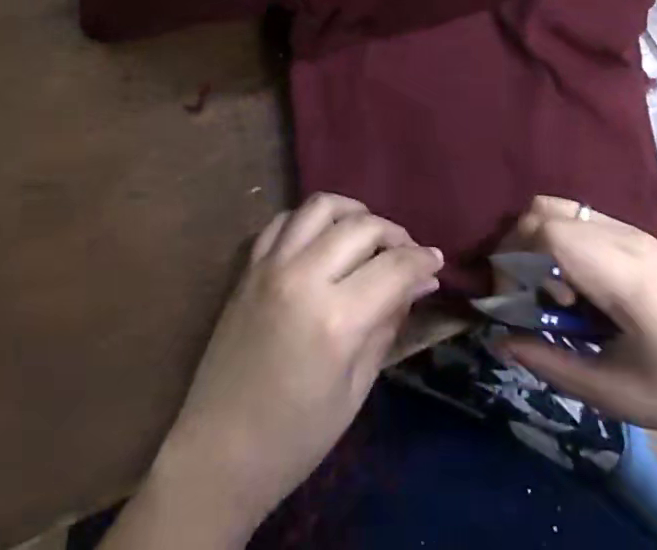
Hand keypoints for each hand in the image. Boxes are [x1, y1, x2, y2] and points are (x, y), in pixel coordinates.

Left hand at [137, 194, 442, 540]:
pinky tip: (324, 242)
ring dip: (354, 213)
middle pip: (362, 226)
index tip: (437, 262)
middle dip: (395, 234)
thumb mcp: (357, 387)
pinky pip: (284, 220)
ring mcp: (270, 266)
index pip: (395, 266)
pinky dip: (311, 221)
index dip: (424, 260)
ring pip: (321, 206)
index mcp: (336, 319)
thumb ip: (389, 323)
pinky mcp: (247, 268)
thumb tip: (422, 282)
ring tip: (368, 236)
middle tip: (408, 255)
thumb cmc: (297, 436)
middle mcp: (302, 278)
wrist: (219, 449)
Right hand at [495, 196, 656, 464]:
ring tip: (551, 294)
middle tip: (521, 296)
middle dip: (517, 246)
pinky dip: (563, 241)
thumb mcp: (613, 392)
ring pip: (566, 209)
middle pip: (547, 210)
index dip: (511, 258)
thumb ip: (548, 362)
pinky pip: (587, 221)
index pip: (546, 231)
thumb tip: (497, 338)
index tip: (508, 301)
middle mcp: (630, 240)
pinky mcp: (648, 242)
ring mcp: (640, 235)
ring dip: (540, 241)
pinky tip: (579, 289)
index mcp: (624, 274)